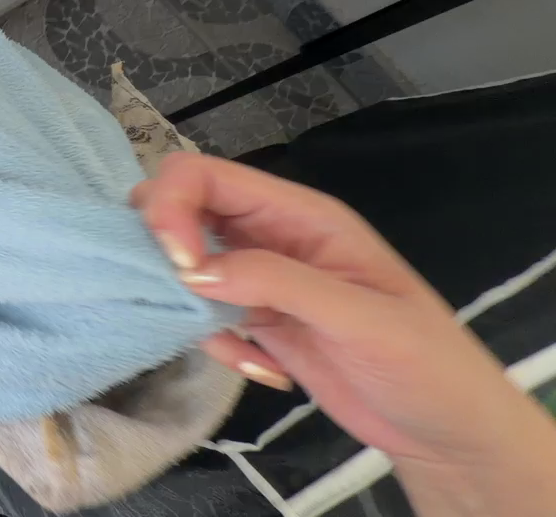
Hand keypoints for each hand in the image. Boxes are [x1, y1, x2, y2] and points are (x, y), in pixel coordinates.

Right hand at [133, 151, 555, 514]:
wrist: (453, 441)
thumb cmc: (428, 370)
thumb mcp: (364, 320)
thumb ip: (275, 281)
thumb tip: (187, 270)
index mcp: (295, 213)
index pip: (201, 175)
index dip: (171, 202)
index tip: (175, 259)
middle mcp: (263, 231)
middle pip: (174, 203)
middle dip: (162, 243)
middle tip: (180, 290)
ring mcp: (248, 270)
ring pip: (171, 252)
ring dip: (178, 292)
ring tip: (223, 334)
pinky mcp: (240, 309)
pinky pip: (189, 303)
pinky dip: (206, 334)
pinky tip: (258, 364)